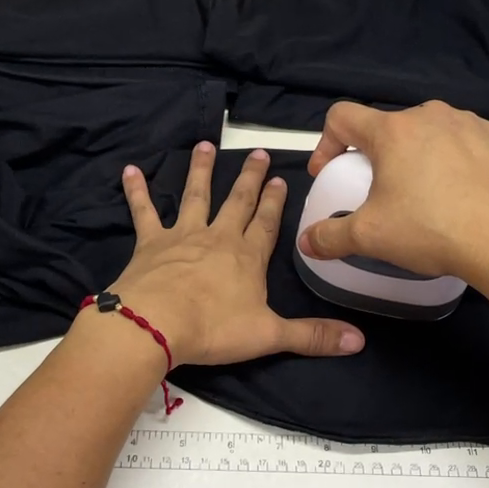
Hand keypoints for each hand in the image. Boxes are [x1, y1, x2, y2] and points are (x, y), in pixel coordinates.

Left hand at [109, 142, 364, 365]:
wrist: (157, 324)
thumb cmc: (215, 329)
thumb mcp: (270, 335)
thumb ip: (312, 335)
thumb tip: (359, 341)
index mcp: (248, 257)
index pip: (267, 223)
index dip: (275, 202)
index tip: (281, 178)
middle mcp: (219, 237)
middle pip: (238, 201)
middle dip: (249, 178)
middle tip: (256, 153)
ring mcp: (183, 236)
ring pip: (195, 196)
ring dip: (201, 170)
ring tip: (204, 146)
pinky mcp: (150, 243)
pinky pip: (143, 211)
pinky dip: (137, 191)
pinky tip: (129, 171)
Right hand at [298, 101, 488, 284]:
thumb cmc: (429, 230)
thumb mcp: (370, 237)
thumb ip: (330, 236)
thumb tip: (306, 242)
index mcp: (391, 131)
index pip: (342, 116)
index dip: (327, 143)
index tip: (329, 173)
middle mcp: (428, 115)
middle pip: (386, 126)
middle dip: (374, 155)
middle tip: (377, 191)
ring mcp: (466, 122)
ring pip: (425, 131)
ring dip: (413, 154)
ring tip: (420, 191)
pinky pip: (461, 140)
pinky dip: (450, 158)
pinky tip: (456, 189)